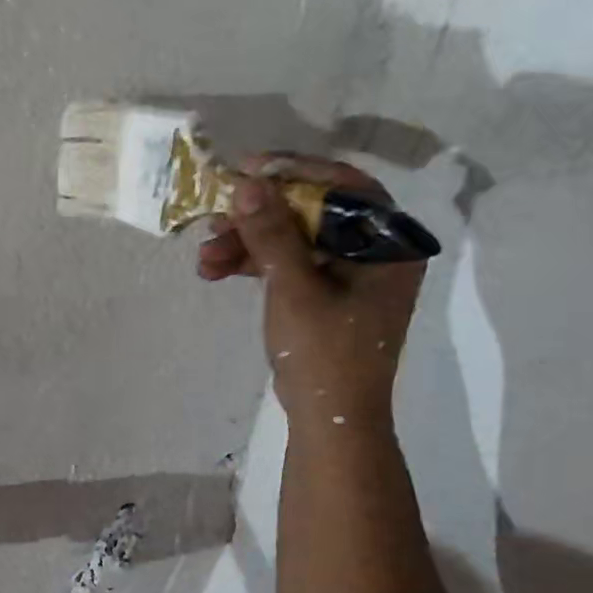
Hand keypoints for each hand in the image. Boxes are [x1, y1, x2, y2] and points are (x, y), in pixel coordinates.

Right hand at [197, 154, 424, 431]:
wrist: (330, 421)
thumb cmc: (324, 356)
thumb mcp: (295, 290)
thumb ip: (272, 234)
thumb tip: (247, 183)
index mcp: (388, 244)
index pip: (344, 186)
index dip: (293, 171)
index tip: (247, 170)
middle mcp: (374, 252)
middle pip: (311, 214)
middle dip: (257, 219)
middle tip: (214, 219)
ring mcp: (348, 276)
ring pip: (293, 241)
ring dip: (247, 245)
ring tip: (204, 258)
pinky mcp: (325, 296)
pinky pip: (289, 266)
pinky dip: (256, 266)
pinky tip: (218, 270)